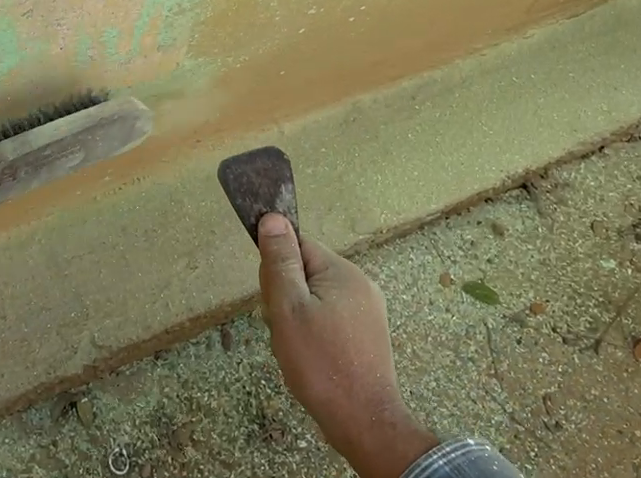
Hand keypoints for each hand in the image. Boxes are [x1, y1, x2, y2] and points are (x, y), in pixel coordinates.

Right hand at [257, 214, 438, 477]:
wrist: (365, 424)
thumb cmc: (320, 362)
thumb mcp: (288, 307)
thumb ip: (280, 261)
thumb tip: (272, 217)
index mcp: (343, 272)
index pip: (297, 246)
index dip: (277, 268)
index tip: (273, 299)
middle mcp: (361, 285)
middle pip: (305, 271)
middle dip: (286, 295)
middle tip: (284, 327)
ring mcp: (368, 312)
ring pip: (314, 297)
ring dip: (296, 316)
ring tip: (296, 346)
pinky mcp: (367, 335)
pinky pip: (329, 317)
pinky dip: (313, 331)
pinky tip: (310, 355)